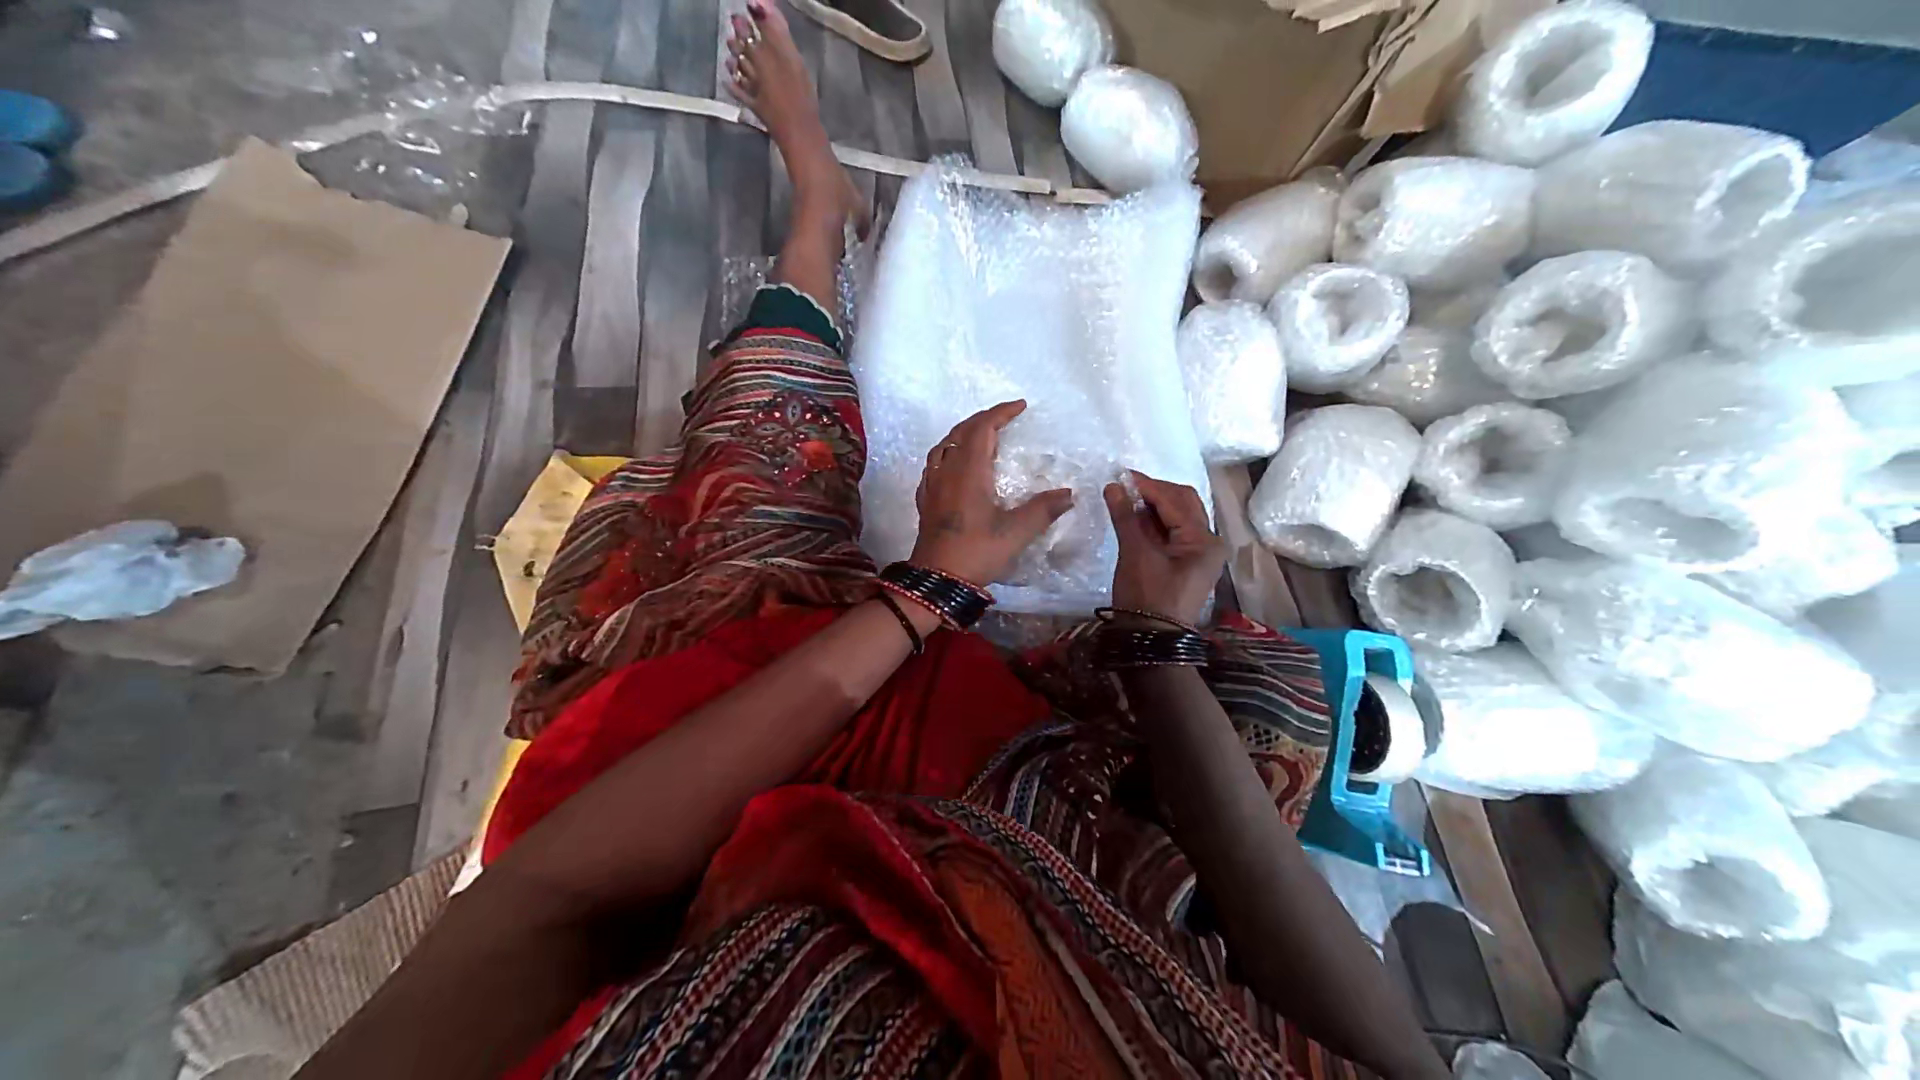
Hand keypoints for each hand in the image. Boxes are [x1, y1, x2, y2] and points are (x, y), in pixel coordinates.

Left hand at [910, 400, 1073, 584]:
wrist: (936, 580)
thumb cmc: (975, 552)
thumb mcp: (1016, 533)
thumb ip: (1043, 510)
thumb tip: (1068, 494)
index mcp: (968, 472)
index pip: (982, 429)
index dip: (1000, 413)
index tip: (1020, 406)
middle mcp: (947, 472)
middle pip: (961, 433)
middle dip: (982, 419)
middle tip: (1004, 417)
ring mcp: (932, 486)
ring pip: (944, 447)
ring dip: (963, 435)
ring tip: (981, 436)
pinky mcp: (926, 501)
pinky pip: (935, 465)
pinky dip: (949, 454)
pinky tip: (957, 467)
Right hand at [1103, 471, 1226, 624]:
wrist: (1151, 640)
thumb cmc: (1146, 597)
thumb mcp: (1135, 554)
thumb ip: (1125, 516)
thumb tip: (1113, 485)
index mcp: (1203, 539)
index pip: (1175, 500)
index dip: (1147, 485)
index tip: (1119, 476)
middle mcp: (1208, 542)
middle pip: (1182, 503)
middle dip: (1154, 492)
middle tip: (1124, 486)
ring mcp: (1199, 553)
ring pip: (1178, 517)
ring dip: (1153, 506)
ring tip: (1125, 499)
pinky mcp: (1187, 563)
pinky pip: (1173, 532)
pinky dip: (1154, 522)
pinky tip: (1134, 518)